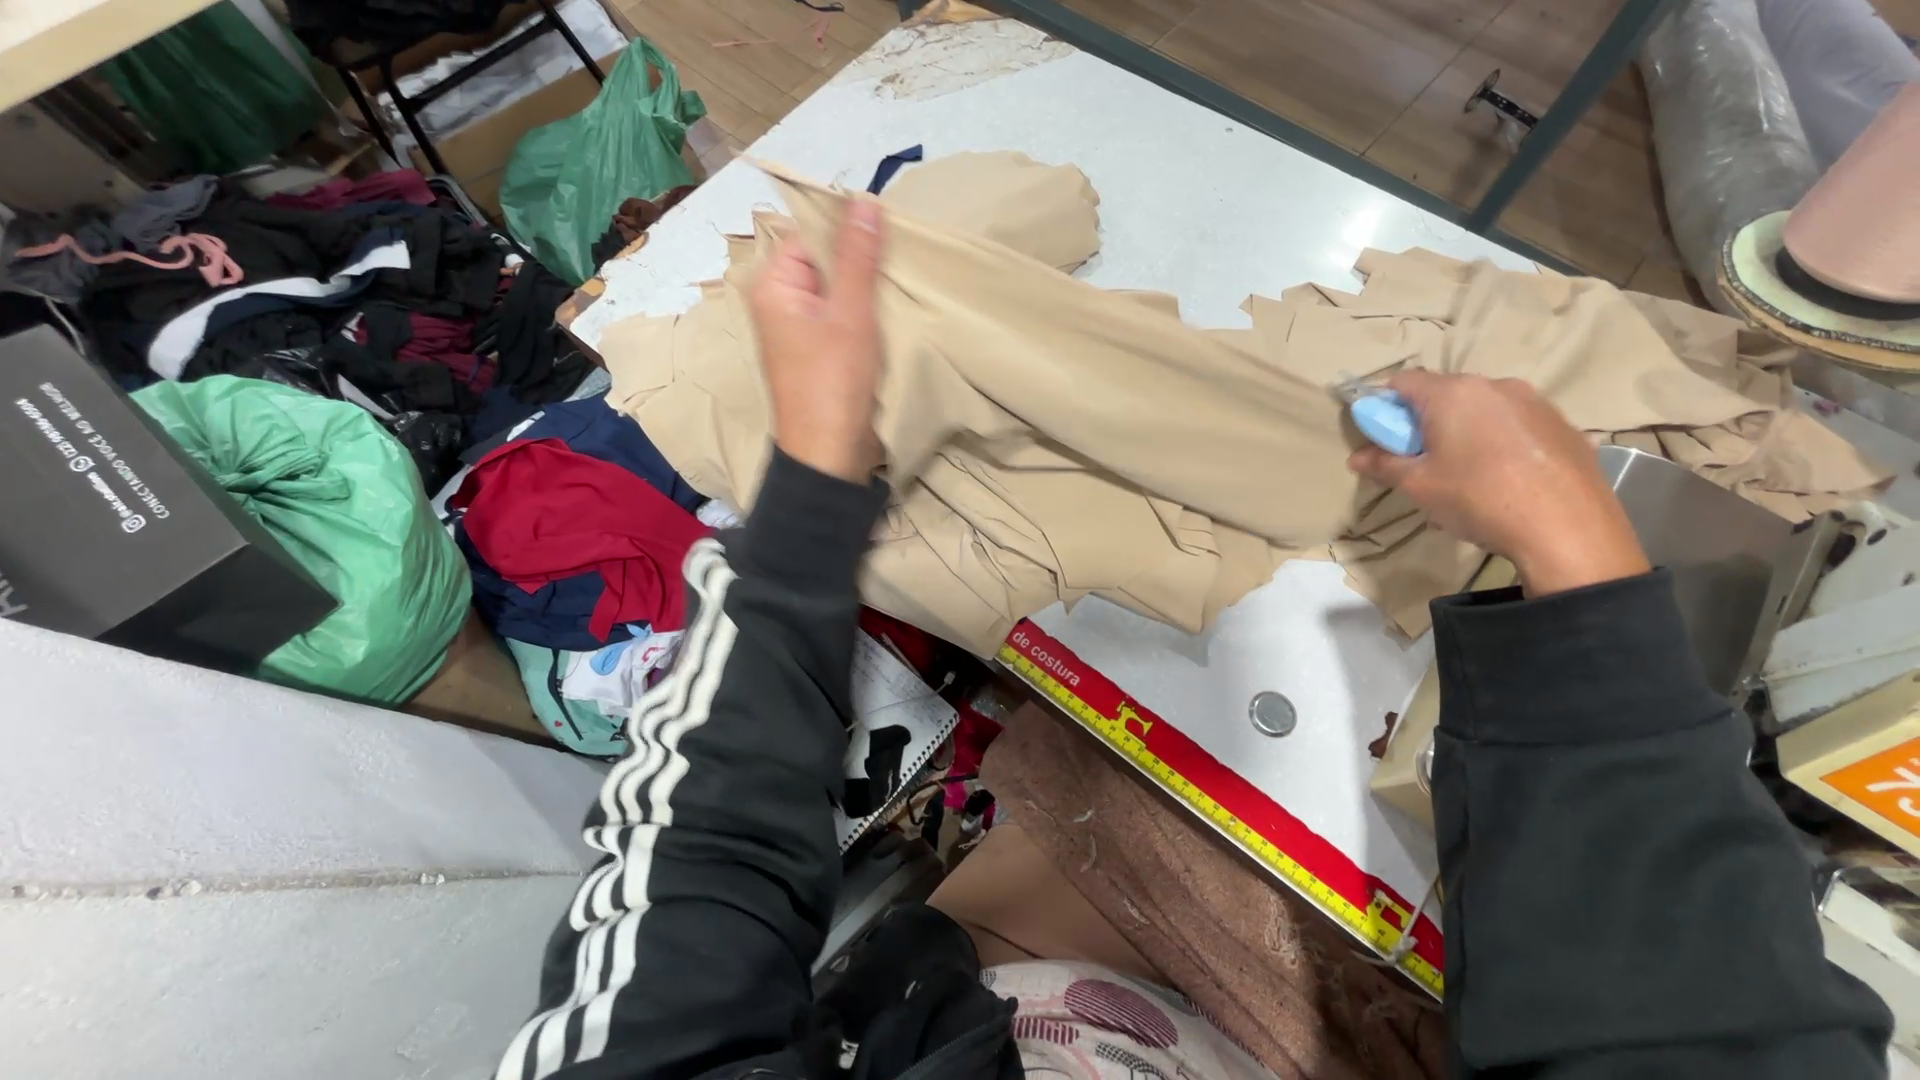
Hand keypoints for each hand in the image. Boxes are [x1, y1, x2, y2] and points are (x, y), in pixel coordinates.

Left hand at [747, 197, 886, 482]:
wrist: (829, 455)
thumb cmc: (833, 382)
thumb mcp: (850, 312)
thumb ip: (857, 255)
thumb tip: (864, 199)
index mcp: (773, 283)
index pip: (811, 233)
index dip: (849, 231)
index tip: (890, 235)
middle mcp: (778, 300)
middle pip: (824, 260)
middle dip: (861, 260)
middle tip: (901, 263)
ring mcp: (797, 327)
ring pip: (837, 289)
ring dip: (867, 289)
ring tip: (900, 286)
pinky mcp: (817, 350)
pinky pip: (841, 316)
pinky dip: (864, 314)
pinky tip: (890, 314)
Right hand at [1347, 371, 1649, 595]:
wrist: (1567, 529)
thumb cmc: (1478, 499)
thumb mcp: (1419, 486)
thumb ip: (1384, 465)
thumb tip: (1357, 456)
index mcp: (1453, 393)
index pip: (1403, 381)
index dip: (1385, 405)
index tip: (1382, 435)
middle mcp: (1495, 385)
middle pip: (1445, 392)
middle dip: (1426, 419)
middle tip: (1421, 459)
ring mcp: (1535, 401)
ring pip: (1483, 407)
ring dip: (1464, 429)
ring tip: (1465, 471)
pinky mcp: (1564, 423)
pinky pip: (1516, 423)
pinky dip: (1499, 440)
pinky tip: (1504, 476)